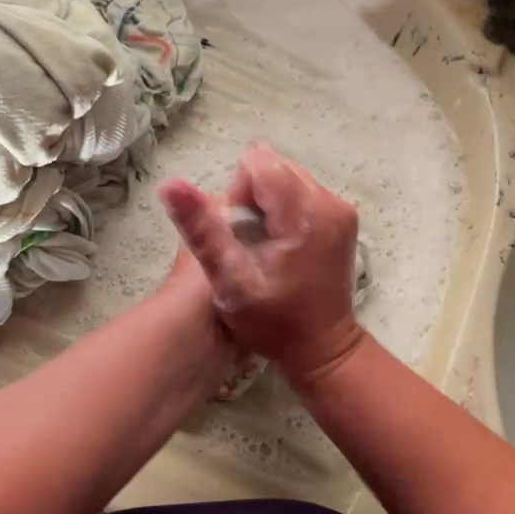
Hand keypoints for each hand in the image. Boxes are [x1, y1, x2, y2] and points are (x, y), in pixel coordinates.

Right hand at [159, 144, 366, 383]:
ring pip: (288, 178)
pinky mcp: (344, 219)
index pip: (259, 163)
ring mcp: (341, 209)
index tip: (240, 235)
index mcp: (304, 212)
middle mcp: (329, 201)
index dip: (238, 194)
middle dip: (254, 199)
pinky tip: (282, 249)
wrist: (322, 350)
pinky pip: (303, 194)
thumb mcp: (229, 280)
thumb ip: (202, 229)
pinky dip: (286, 213)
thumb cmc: (273, 323)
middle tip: (250, 246)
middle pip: (275, 167)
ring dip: (269, 206)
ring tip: (265, 249)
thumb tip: (170, 184)